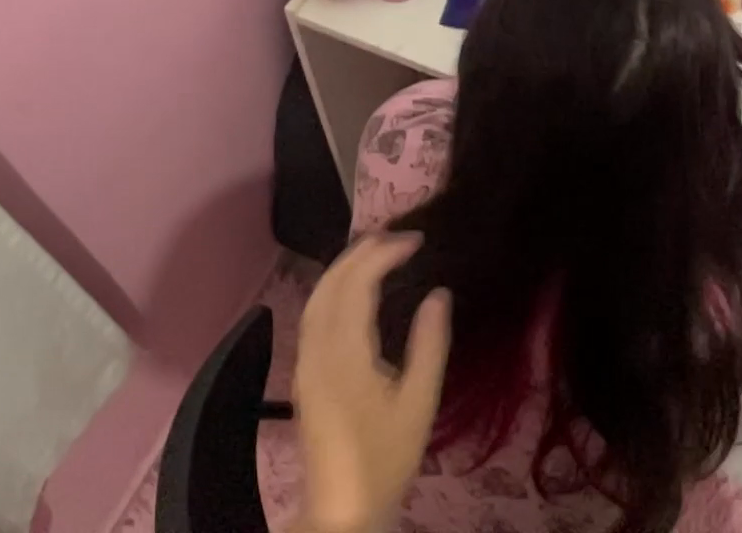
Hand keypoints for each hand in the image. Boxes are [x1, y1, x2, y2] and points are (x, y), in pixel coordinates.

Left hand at [292, 234, 452, 532]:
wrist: (342, 507)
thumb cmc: (386, 457)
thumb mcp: (420, 403)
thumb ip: (430, 345)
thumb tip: (438, 294)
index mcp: (344, 355)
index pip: (358, 284)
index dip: (385, 254)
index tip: (416, 240)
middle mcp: (316, 350)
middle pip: (331, 282)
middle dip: (363, 250)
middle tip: (400, 236)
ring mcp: (304, 360)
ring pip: (317, 295)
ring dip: (345, 264)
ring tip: (378, 248)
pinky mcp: (303, 372)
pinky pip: (313, 312)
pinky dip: (334, 285)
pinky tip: (353, 285)